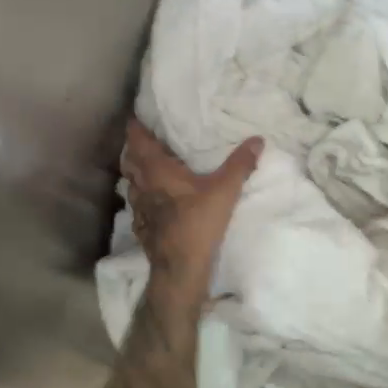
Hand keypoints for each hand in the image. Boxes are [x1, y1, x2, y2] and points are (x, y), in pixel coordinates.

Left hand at [123, 119, 262, 301]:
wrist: (179, 268)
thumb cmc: (198, 223)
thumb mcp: (224, 190)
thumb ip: (240, 164)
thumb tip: (257, 139)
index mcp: (156, 171)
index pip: (137, 142)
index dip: (135, 128)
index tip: (137, 118)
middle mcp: (142, 186)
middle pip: (130, 161)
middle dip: (135, 150)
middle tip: (146, 143)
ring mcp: (138, 209)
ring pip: (131, 185)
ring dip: (137, 175)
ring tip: (149, 170)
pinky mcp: (142, 229)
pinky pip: (137, 207)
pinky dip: (142, 199)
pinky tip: (153, 204)